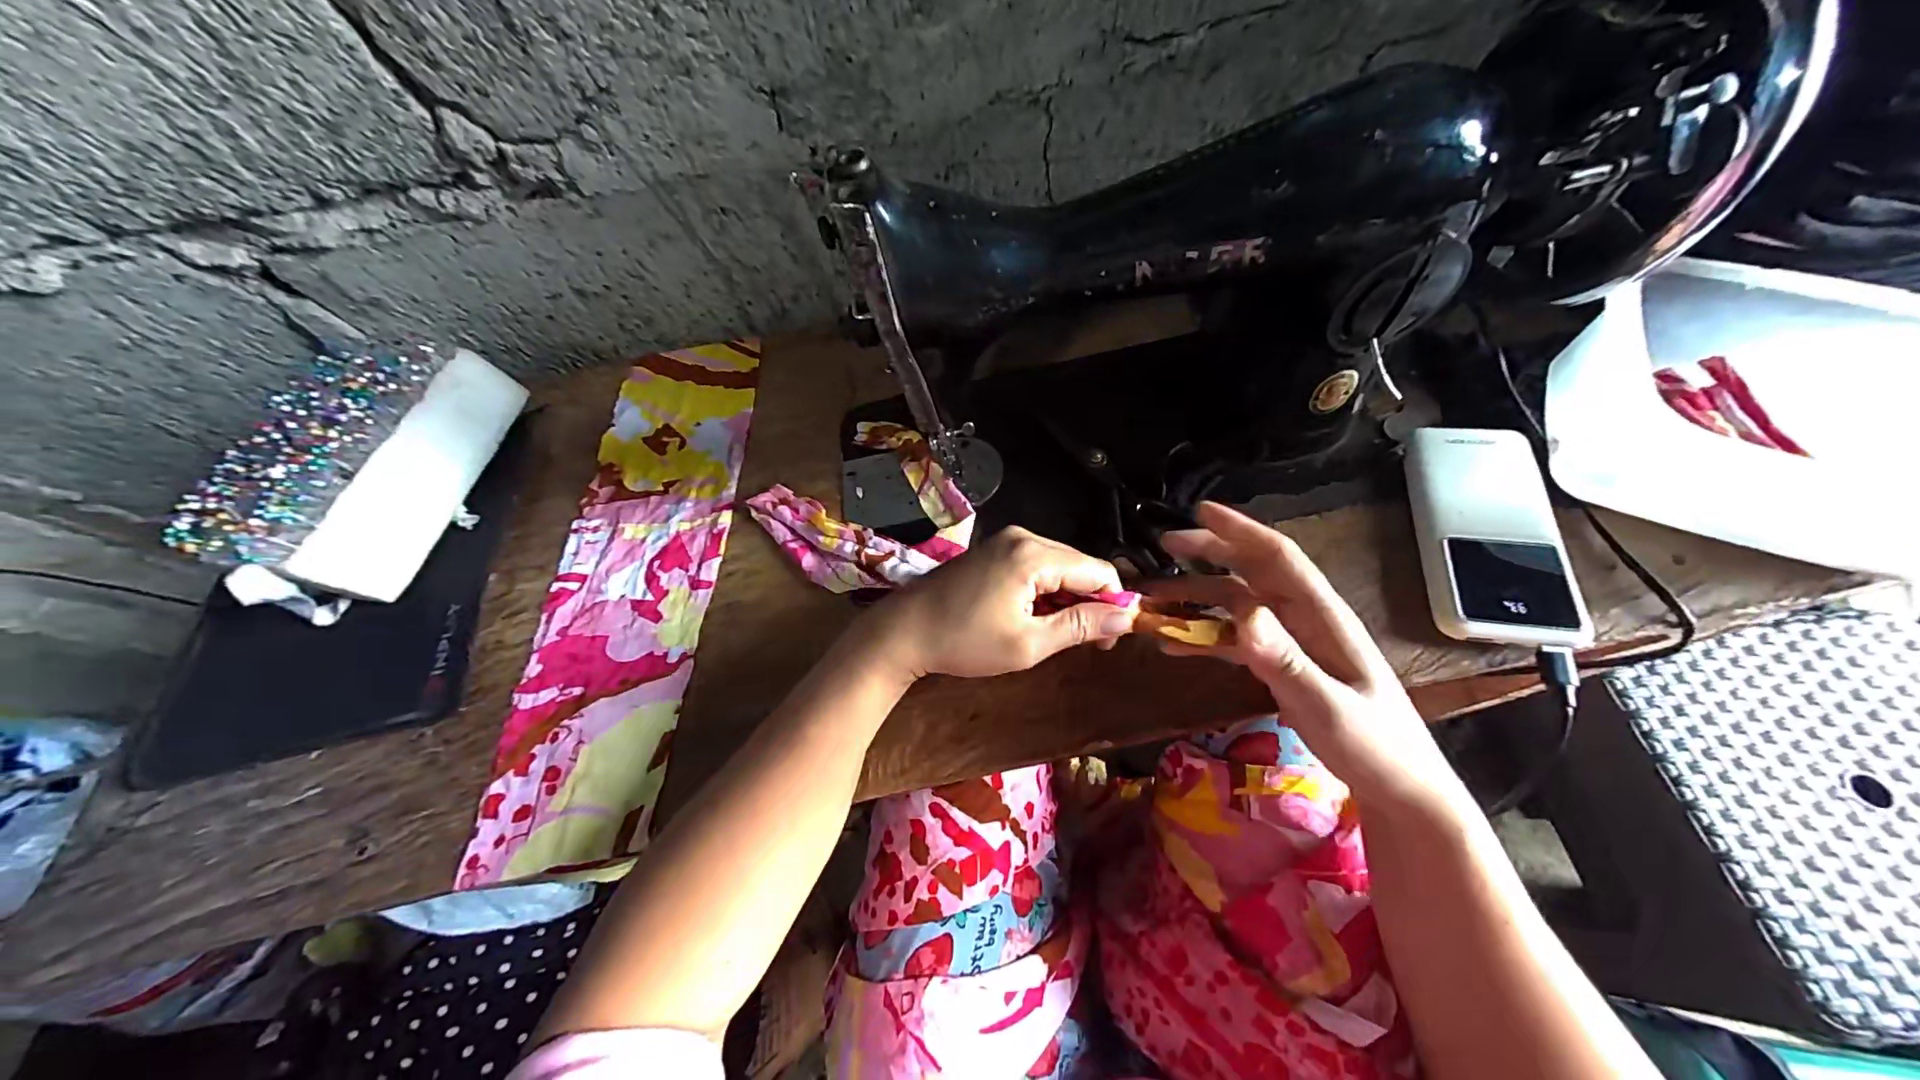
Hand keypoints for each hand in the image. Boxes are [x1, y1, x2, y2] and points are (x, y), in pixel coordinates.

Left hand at [861, 527, 1135, 680]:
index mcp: (1033, 554)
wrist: (903, 630)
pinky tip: (1030, 616)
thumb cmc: (963, 641)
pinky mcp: (994, 549)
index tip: (1108, 640)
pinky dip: (1044, 590)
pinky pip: (1036, 565)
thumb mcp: (1028, 644)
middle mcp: (1023, 537)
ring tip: (1049, 632)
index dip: (1114, 605)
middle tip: (1081, 642)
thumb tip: (1126, 617)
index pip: (1100, 571)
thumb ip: (1080, 627)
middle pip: (1081, 566)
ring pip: (1060, 566)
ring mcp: (1005, 540)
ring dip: (1066, 599)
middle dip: (1089, 602)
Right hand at [1151, 502, 1466, 811]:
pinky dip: (1204, 636)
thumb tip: (1242, 613)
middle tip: (1165, 545)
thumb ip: (1284, 660)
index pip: (1278, 559)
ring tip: (1155, 600)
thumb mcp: (1326, 706)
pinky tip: (1173, 645)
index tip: (1199, 512)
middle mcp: (1306, 621)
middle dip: (1209, 554)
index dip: (1239, 531)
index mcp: (1323, 617)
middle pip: (1252, 573)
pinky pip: (1237, 640)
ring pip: (1238, 606)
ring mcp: (1294, 644)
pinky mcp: (1284, 667)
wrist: (1401, 790)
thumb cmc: (1373, 747)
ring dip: (1198, 598)